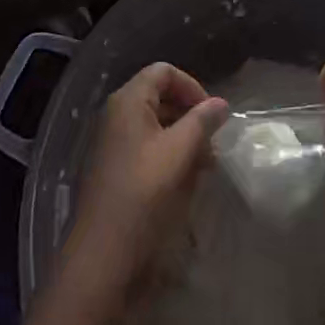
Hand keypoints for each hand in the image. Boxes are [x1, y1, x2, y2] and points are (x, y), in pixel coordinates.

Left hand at [65, 63, 229, 292]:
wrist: (103, 252)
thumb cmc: (144, 191)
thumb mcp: (180, 151)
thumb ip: (203, 120)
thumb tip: (220, 103)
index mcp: (128, 103)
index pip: (163, 72)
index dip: (192, 86)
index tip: (212, 113)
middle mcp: (116, 116)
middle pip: (159, 96)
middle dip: (191, 114)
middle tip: (212, 139)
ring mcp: (112, 144)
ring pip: (156, 124)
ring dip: (184, 136)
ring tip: (205, 163)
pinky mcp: (114, 169)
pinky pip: (147, 147)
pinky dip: (170, 154)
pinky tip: (187, 177)